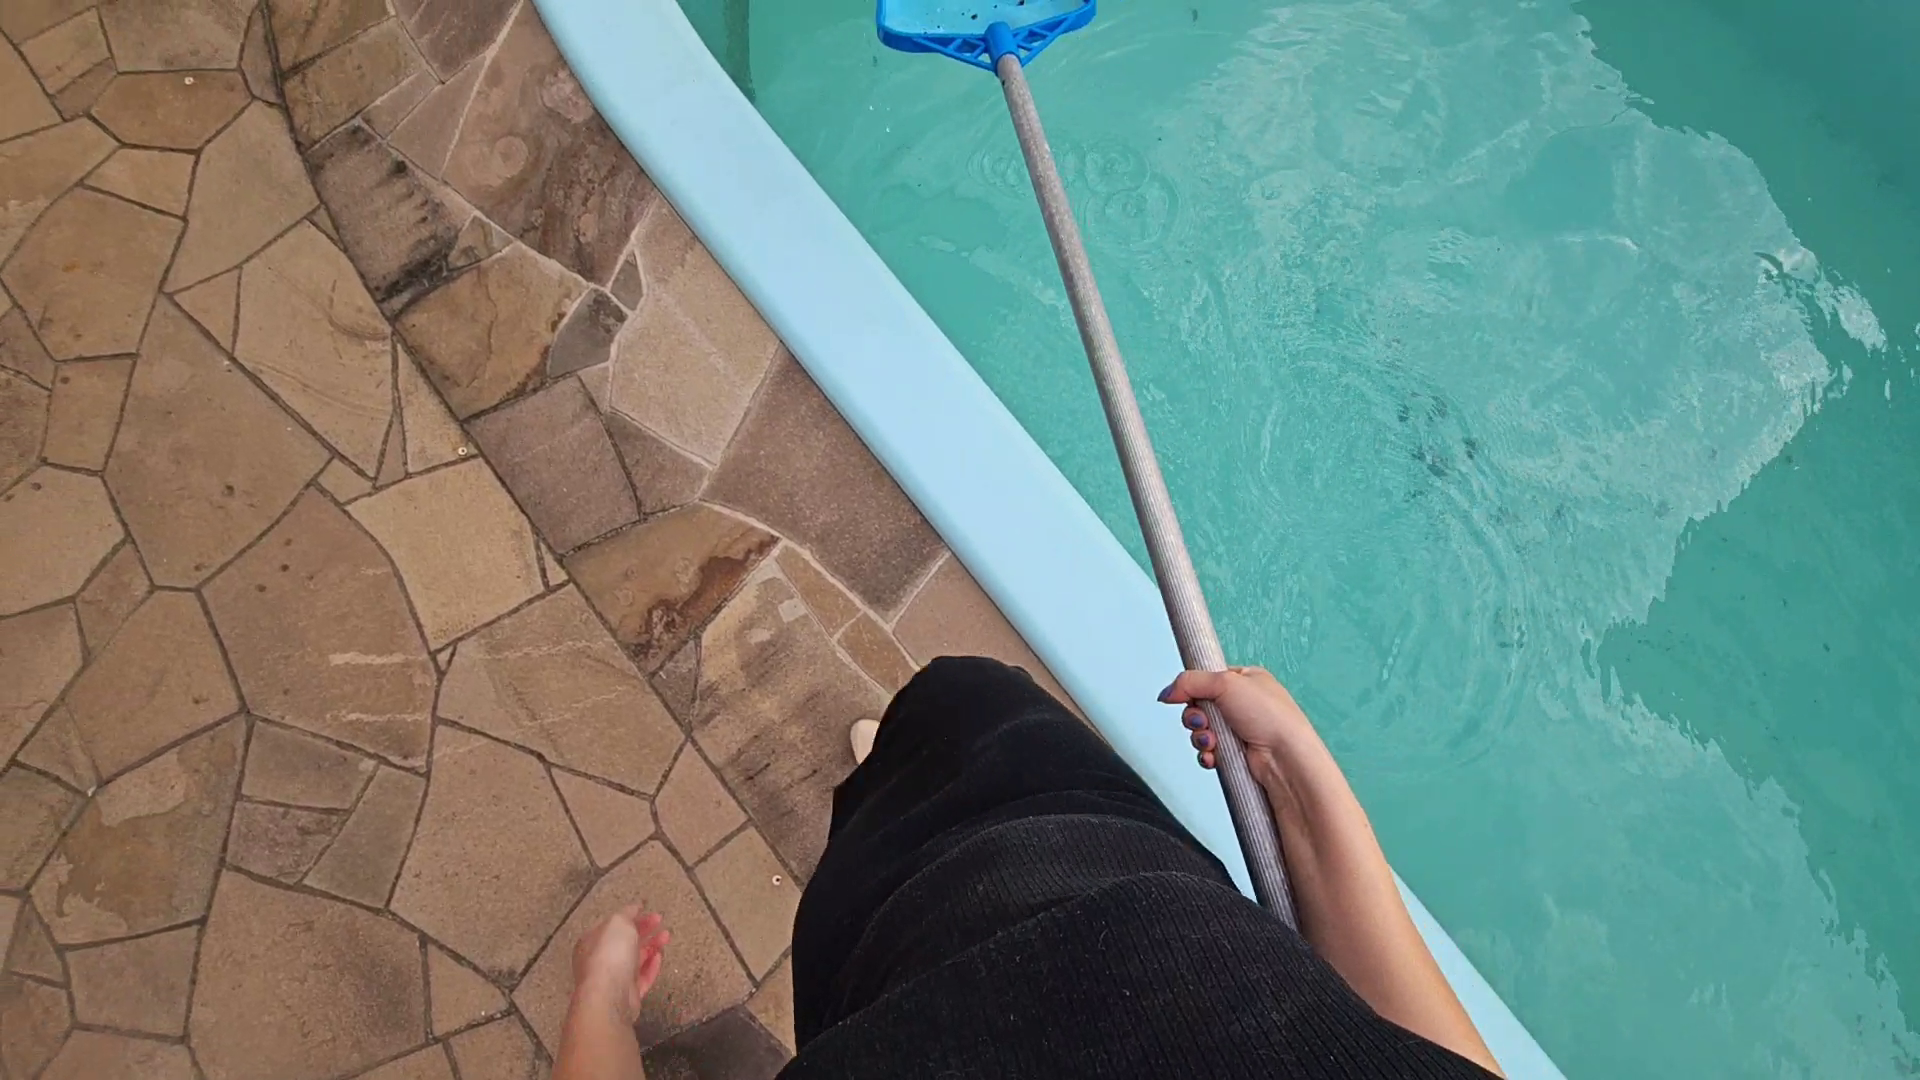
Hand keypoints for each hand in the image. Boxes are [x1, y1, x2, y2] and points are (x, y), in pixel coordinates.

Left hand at [570, 906, 669, 1025]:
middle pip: (624, 942)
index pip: (612, 926)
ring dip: (651, 945)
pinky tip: (659, 956)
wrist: (609, 996)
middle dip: (643, 930)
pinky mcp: (626, 995)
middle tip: (660, 921)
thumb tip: (634, 908)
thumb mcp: (618, 922)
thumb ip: (627, 913)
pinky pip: (641, 977)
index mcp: (592, 942)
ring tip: (666, 936)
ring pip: (634, 959)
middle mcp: (599, 961)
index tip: (647, 910)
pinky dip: (651, 966)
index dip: (630, 916)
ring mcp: (612, 980)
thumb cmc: (610, 954)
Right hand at [1159, 666, 1326, 780]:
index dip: (1194, 688)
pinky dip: (1206, 753)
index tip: (1189, 695)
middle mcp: (1243, 704)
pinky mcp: (1236, 753)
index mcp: (1246, 680)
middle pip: (1199, 705)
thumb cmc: (1272, 718)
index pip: (1207, 679)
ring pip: (1201, 729)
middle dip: (1195, 716)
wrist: (1286, 760)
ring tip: (1212, 740)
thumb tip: (1167, 692)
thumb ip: (1189, 681)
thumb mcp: (1225, 682)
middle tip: (1203, 721)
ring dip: (1200, 736)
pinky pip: (1208, 750)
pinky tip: (1214, 755)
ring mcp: (1240, 729)